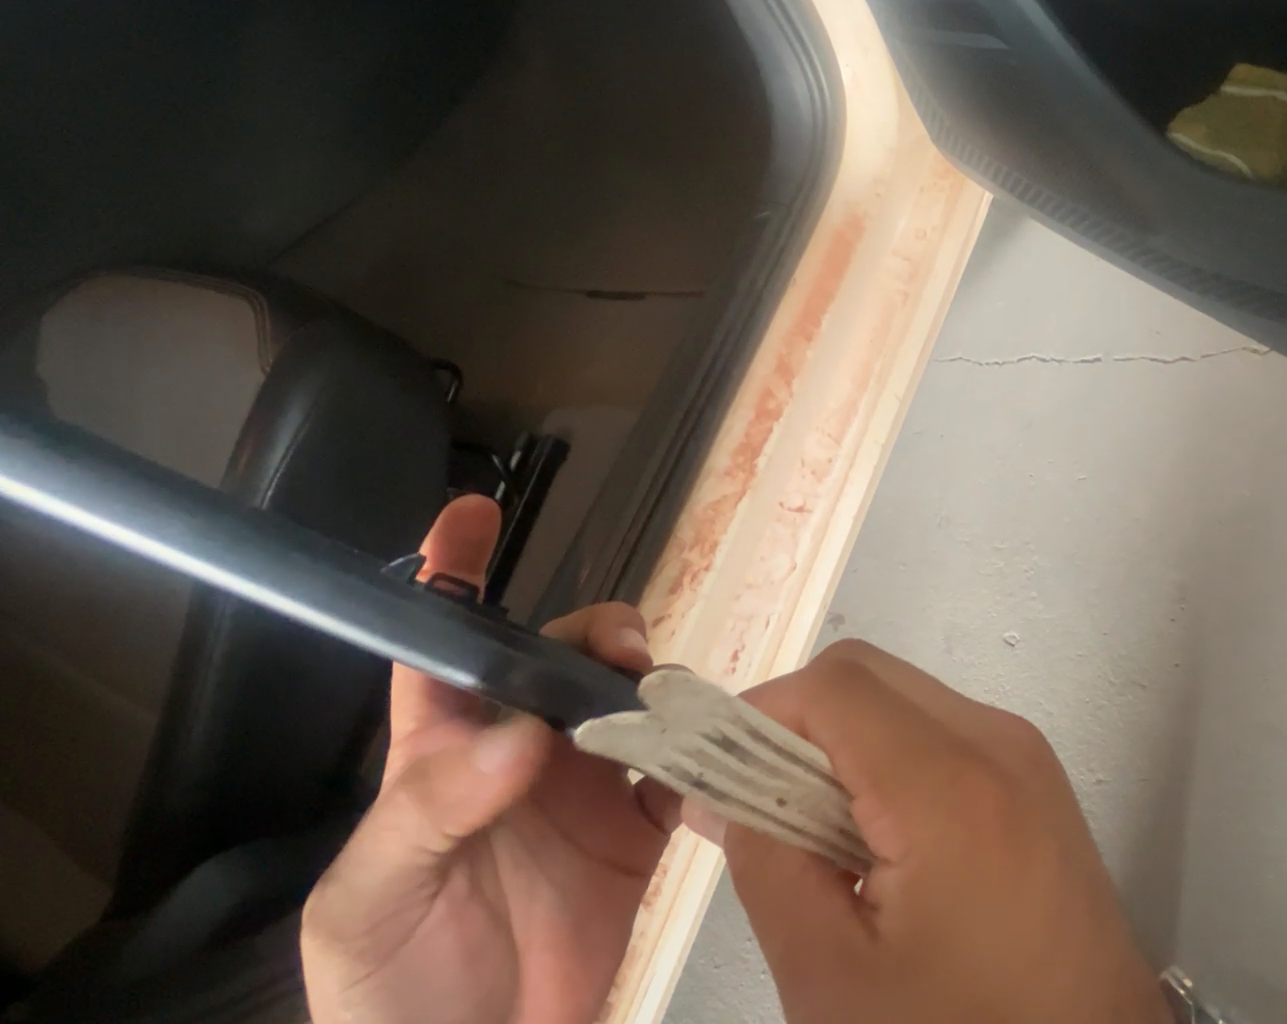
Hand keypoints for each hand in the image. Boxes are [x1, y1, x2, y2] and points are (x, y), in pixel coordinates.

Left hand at [301, 495, 678, 1023]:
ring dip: (658, 685)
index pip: (444, 647)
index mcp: (445, 753)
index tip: (474, 517)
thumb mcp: (374, 902)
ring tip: (672, 702)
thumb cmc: (398, 991)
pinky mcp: (641, 827)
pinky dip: (701, 750)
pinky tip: (706, 753)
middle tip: (626, 654)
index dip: (453, 575)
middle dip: (598, 635)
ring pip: (633, 701)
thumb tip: (523, 736)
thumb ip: (431, 811)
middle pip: (565, 659)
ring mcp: (588, 787)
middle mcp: (523, 752)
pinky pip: (682, 768)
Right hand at [691, 639, 1168, 1023]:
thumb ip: (767, 863)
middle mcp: (996, 740)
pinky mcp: (1035, 774)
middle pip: (868, 675)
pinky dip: (890, 755)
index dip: (761, 713)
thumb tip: (724, 790)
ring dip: (844, 740)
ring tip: (820, 830)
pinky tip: (879, 833)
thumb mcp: (832, 975)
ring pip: (902, 695)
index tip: (720, 770)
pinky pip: (941, 726)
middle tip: (763, 803)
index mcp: (949, 783)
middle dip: (798, 722)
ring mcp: (1025, 752)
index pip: (834, 686)